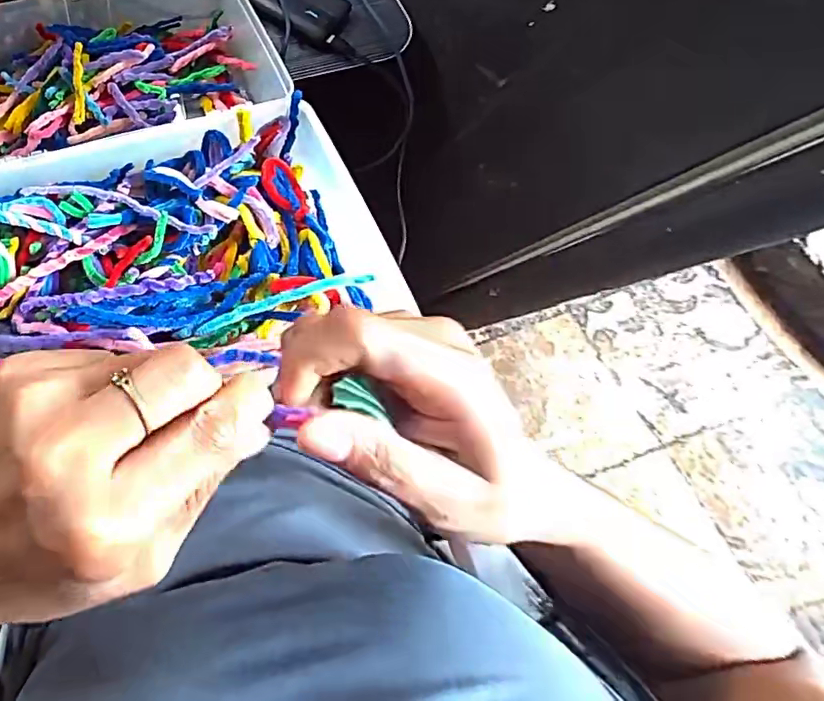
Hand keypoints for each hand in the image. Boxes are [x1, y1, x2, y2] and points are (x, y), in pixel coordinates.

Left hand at [0, 345, 273, 640]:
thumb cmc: (56, 567)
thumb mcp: (143, 557)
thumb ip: (199, 483)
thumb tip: (249, 418)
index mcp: (105, 518)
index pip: (200, 431)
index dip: (238, 402)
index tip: (254, 391)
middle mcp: (66, 449)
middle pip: (174, 369)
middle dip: (201, 381)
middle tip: (199, 401)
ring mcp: (36, 396)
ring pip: (139, 355)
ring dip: (154, 382)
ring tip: (131, 420)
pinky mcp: (19, 367)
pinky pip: (99, 355)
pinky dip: (114, 379)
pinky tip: (94, 412)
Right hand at [277, 305, 577, 544]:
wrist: (531, 482)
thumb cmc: (498, 497)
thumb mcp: (450, 501)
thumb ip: (382, 461)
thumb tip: (308, 430)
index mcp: (448, 368)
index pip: (356, 331)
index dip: (309, 361)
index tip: (293, 411)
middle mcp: (429, 333)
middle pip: (335, 323)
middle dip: (303, 369)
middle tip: (311, 423)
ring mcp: (414, 328)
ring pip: (330, 326)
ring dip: (310, 370)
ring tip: (332, 419)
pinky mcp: (400, 334)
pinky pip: (339, 337)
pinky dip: (322, 369)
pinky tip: (343, 405)